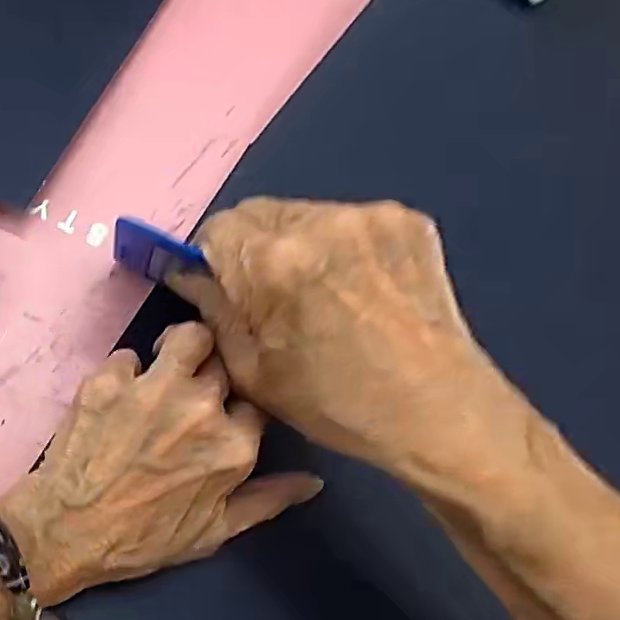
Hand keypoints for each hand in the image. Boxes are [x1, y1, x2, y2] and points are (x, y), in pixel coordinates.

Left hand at [0, 321, 322, 605]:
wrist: (62, 531)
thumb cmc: (137, 540)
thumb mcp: (209, 534)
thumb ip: (264, 502)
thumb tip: (313, 481)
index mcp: (234, 445)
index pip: (257, 401)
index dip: (237, 406)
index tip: (220, 416)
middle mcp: (200, 408)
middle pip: (226, 364)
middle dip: (211, 376)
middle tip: (186, 395)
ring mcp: (153, 389)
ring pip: (188, 337)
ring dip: (181, 349)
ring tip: (163, 369)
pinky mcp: (108, 380)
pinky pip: (127, 355)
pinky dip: (124, 371)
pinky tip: (114, 395)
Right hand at [168, 198, 539, 488]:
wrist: (431, 406)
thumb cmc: (328, 400)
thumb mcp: (247, 367)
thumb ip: (213, 310)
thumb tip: (189, 277)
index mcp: (273, 264)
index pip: (214, 230)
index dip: (202, 258)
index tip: (206, 285)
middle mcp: (321, 223)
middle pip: (255, 213)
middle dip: (242, 248)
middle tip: (251, 293)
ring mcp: (370, 217)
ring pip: (297, 214)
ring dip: (284, 246)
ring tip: (301, 295)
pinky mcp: (405, 220)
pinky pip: (341, 221)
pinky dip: (326, 247)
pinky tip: (339, 289)